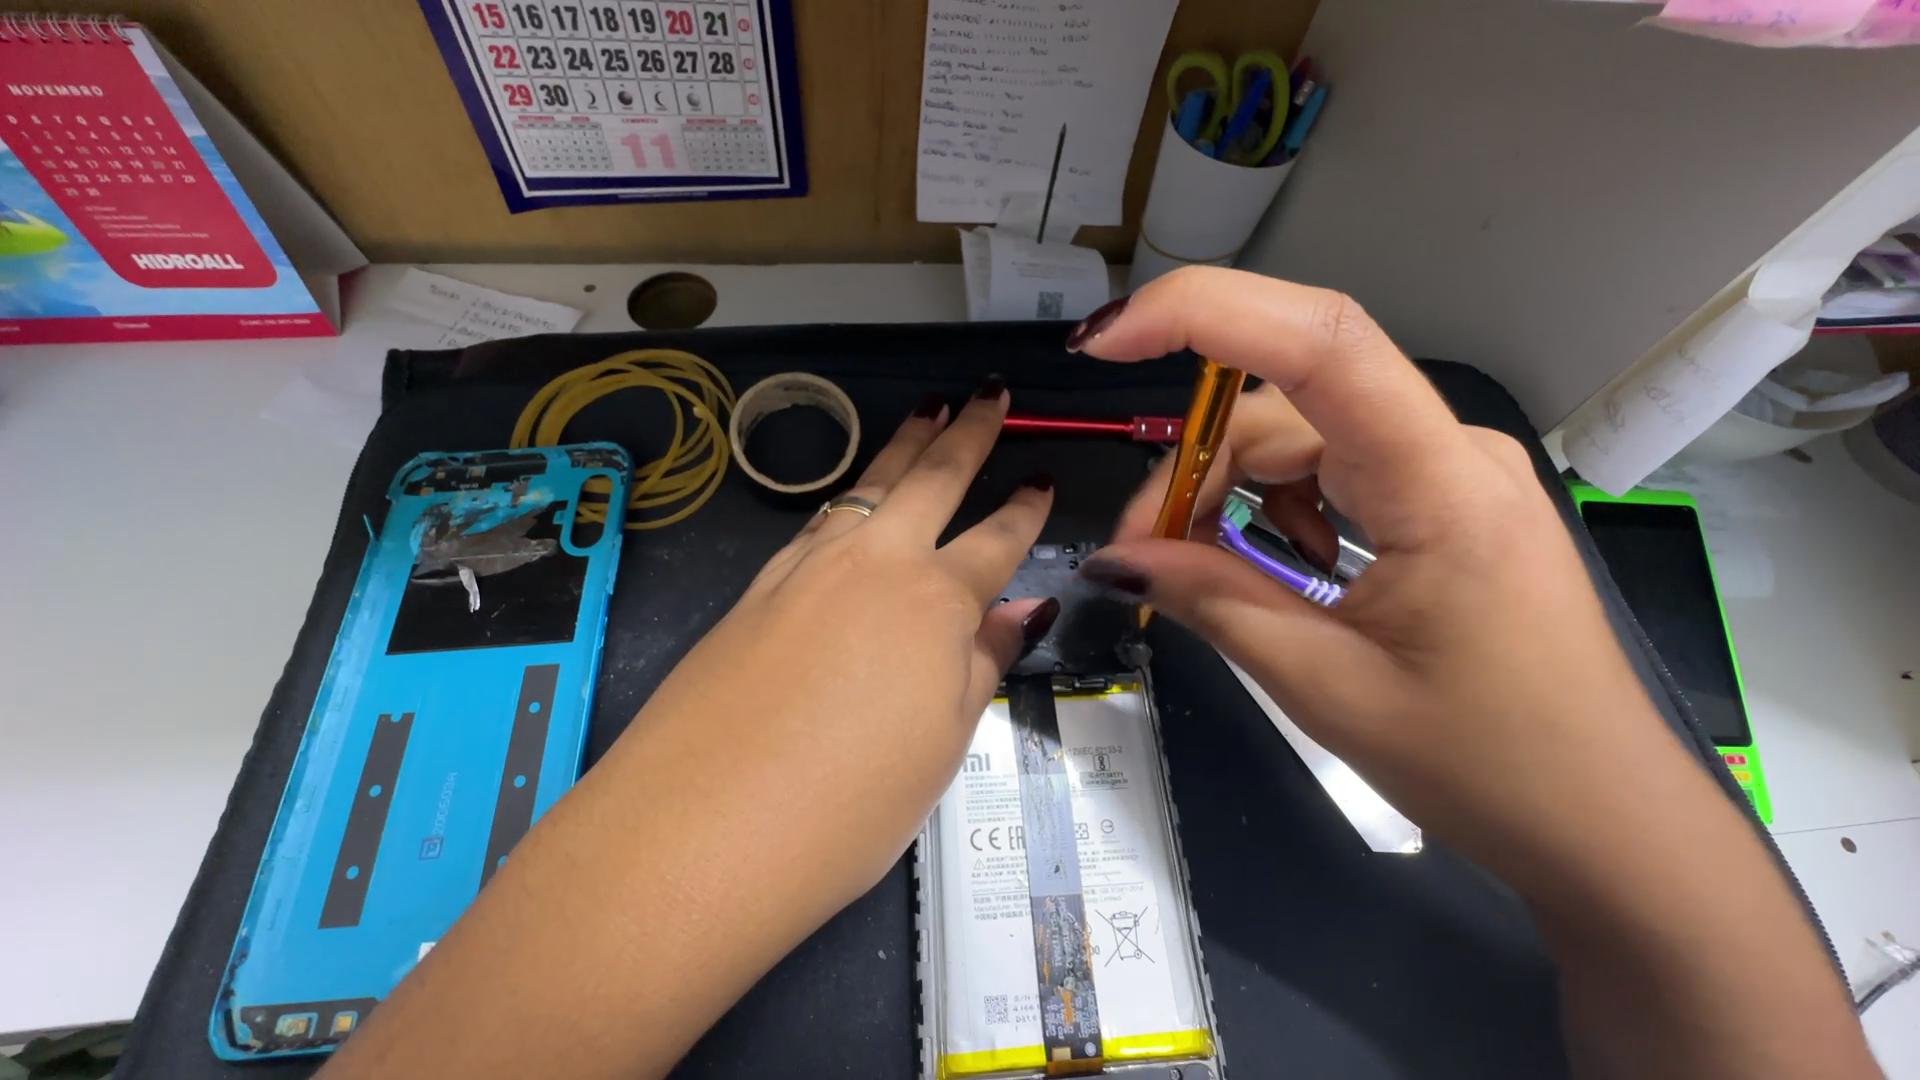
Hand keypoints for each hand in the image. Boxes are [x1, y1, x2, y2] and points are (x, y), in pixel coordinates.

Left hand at [619, 375, 1056, 905]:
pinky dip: (849, 496)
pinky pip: (819, 520)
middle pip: (931, 480)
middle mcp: (873, 563)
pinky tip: (853, 498)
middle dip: (968, 432)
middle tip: (992, 393)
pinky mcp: (758, 587)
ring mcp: (807, 567)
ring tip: (929, 409)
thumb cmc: (847, 804)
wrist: (697, 829)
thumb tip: (1022, 610)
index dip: (1024, 510)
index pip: (995, 541)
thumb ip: (982, 662)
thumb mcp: (942, 743)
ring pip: (868, 485)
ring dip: (905, 444)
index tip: (1041, 479)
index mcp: (934, 601)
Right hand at [1065, 267, 1871, 1079]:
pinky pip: (1322, 472)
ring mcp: (1442, 468)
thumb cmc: (1484, 761)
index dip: (1204, 313)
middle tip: (1137, 552)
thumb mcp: (1325, 684)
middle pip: (1282, 407)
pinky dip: (1265, 510)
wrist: (1603, 821)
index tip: (1105, 342)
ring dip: (1222, 493)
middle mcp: (1444, 448)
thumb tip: (1114, 558)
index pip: (1322, 343)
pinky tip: (1257, 568)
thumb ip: (1212, 601)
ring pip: (1293, 440)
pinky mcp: (1433, 497)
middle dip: (1191, 467)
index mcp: (1439, 483)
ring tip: (1189, 570)